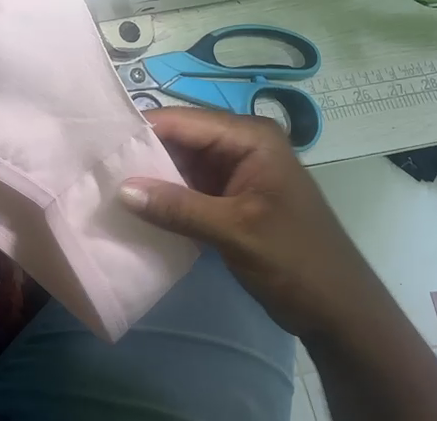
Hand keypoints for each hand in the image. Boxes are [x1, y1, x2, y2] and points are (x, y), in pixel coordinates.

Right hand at [119, 108, 395, 340]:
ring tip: (104, 181)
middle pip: (179, 138)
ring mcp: (236, 171)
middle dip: (141, 152)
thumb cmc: (298, 262)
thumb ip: (178, 208)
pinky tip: (134, 205)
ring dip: (149, 176)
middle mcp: (241, 144)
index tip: (96, 141)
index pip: (183, 121)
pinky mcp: (230, 197)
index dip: (141, 130)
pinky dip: (164, 196)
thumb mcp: (236, 232)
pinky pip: (188, 186)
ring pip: (180, 163)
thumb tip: (120, 188)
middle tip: (94, 163)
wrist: (343, 315)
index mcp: (251, 137)